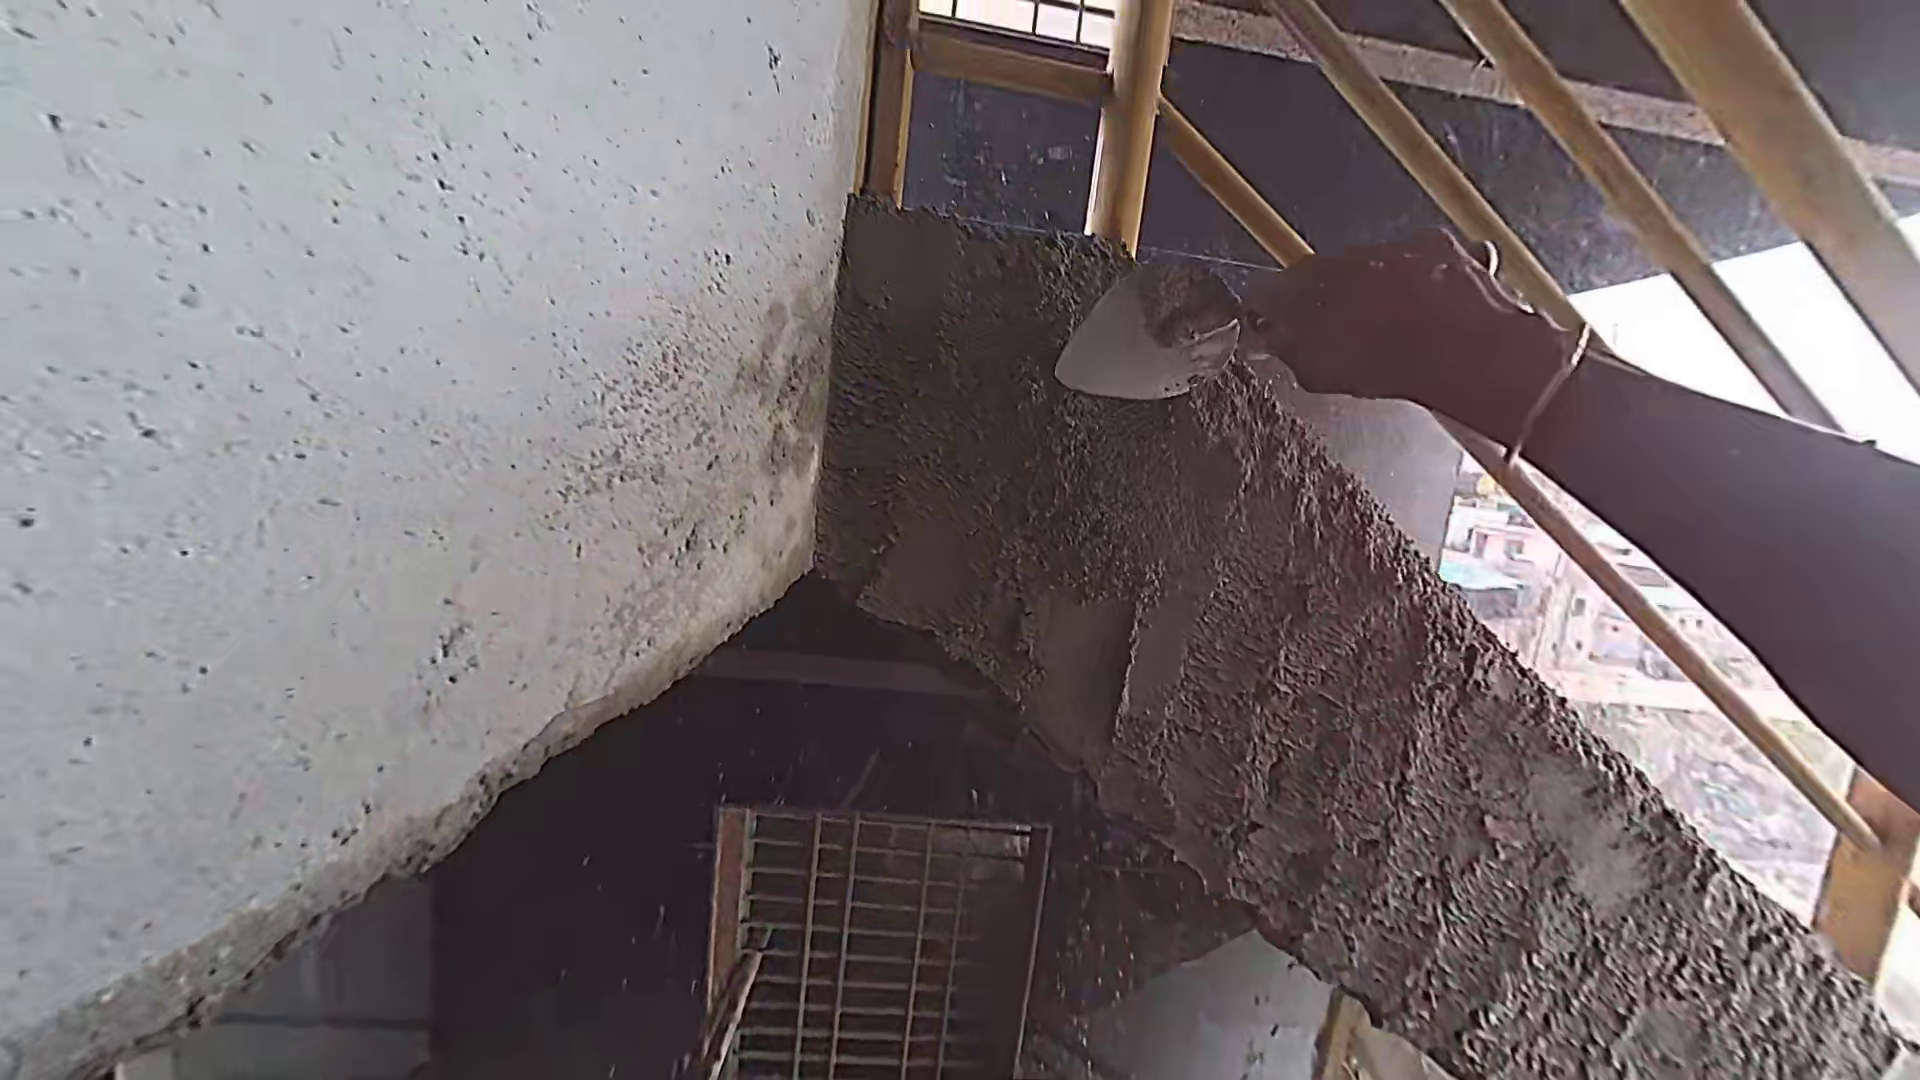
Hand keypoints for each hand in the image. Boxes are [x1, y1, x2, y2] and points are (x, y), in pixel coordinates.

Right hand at [1238, 230, 1573, 439]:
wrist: (1472, 355)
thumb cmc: (1392, 368)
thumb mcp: (1319, 372)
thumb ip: (1286, 350)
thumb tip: (1268, 339)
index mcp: (1314, 286)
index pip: (1274, 288)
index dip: (1268, 306)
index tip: (1266, 320)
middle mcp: (1351, 258)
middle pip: (1318, 271)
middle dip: (1313, 294)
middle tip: (1318, 323)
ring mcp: (1395, 248)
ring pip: (1361, 263)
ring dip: (1357, 284)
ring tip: (1368, 318)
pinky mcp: (1436, 245)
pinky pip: (1403, 257)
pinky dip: (1398, 276)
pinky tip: (1405, 304)